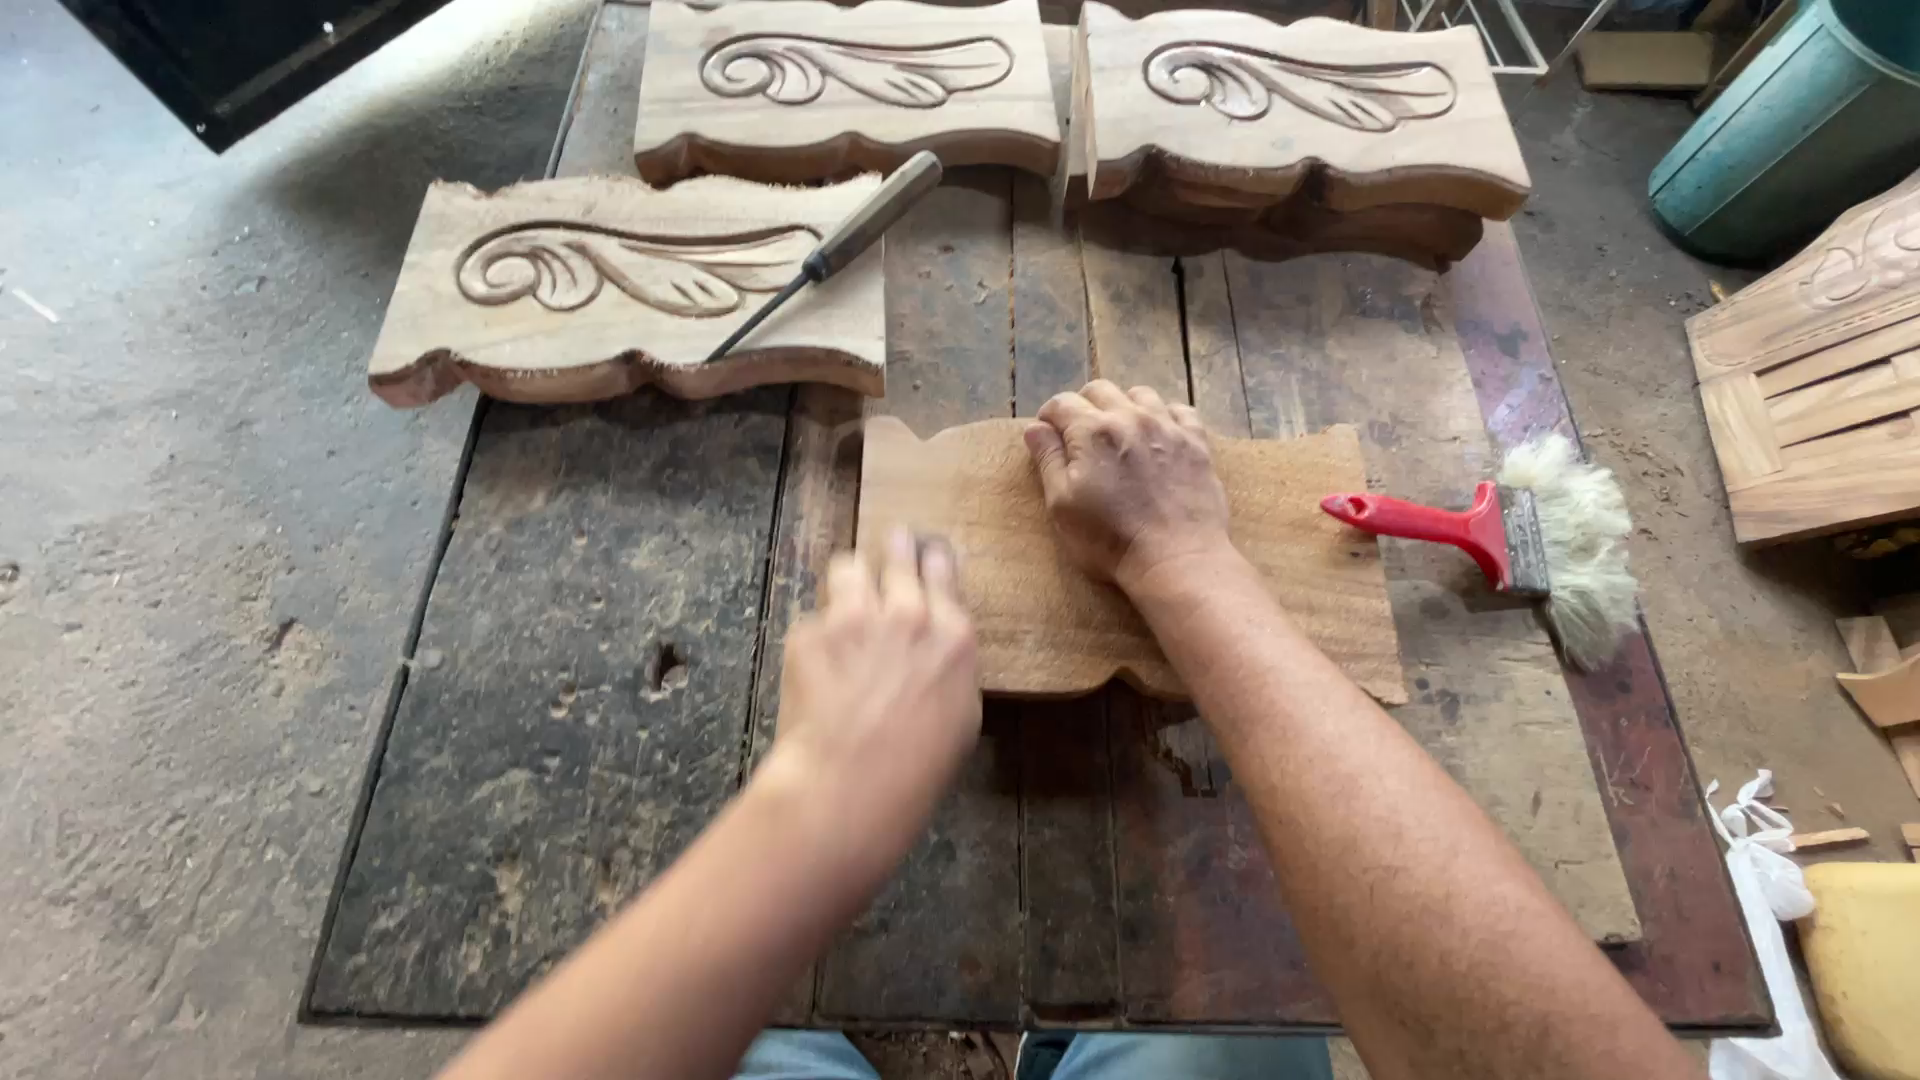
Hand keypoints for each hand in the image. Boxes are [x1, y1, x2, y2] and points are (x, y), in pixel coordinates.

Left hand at [767, 527, 980, 861]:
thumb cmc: (918, 768)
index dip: (933, 558)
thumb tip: (937, 648)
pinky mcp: (809, 632)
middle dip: (896, 546)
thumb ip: (951, 665)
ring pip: (851, 566)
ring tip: (849, 591)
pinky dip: (817, 635)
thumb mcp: (962, 716)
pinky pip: (813, 618)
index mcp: (951, 634)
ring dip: (853, 577)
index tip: (927, 553)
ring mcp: (854, 617)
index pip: (943, 569)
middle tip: (894, 543)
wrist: (847, 784)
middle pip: (900, 554)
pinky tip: (816, 667)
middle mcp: (906, 613)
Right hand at [1025, 380, 1235, 591]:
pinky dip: (1163, 416)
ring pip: (1140, 394)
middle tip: (1080, 435)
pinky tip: (1157, 437)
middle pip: (1100, 390)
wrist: (1176, 558)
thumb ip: (1048, 460)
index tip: (1047, 434)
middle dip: (1083, 406)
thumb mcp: (1062, 506)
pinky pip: (1179, 410)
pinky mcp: (1196, 442)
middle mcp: (1130, 417)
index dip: (1048, 416)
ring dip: (1123, 406)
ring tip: (1120, 433)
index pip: (1062, 403)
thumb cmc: (1109, 539)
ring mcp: (1167, 427)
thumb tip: (1035, 428)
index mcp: (1091, 432)